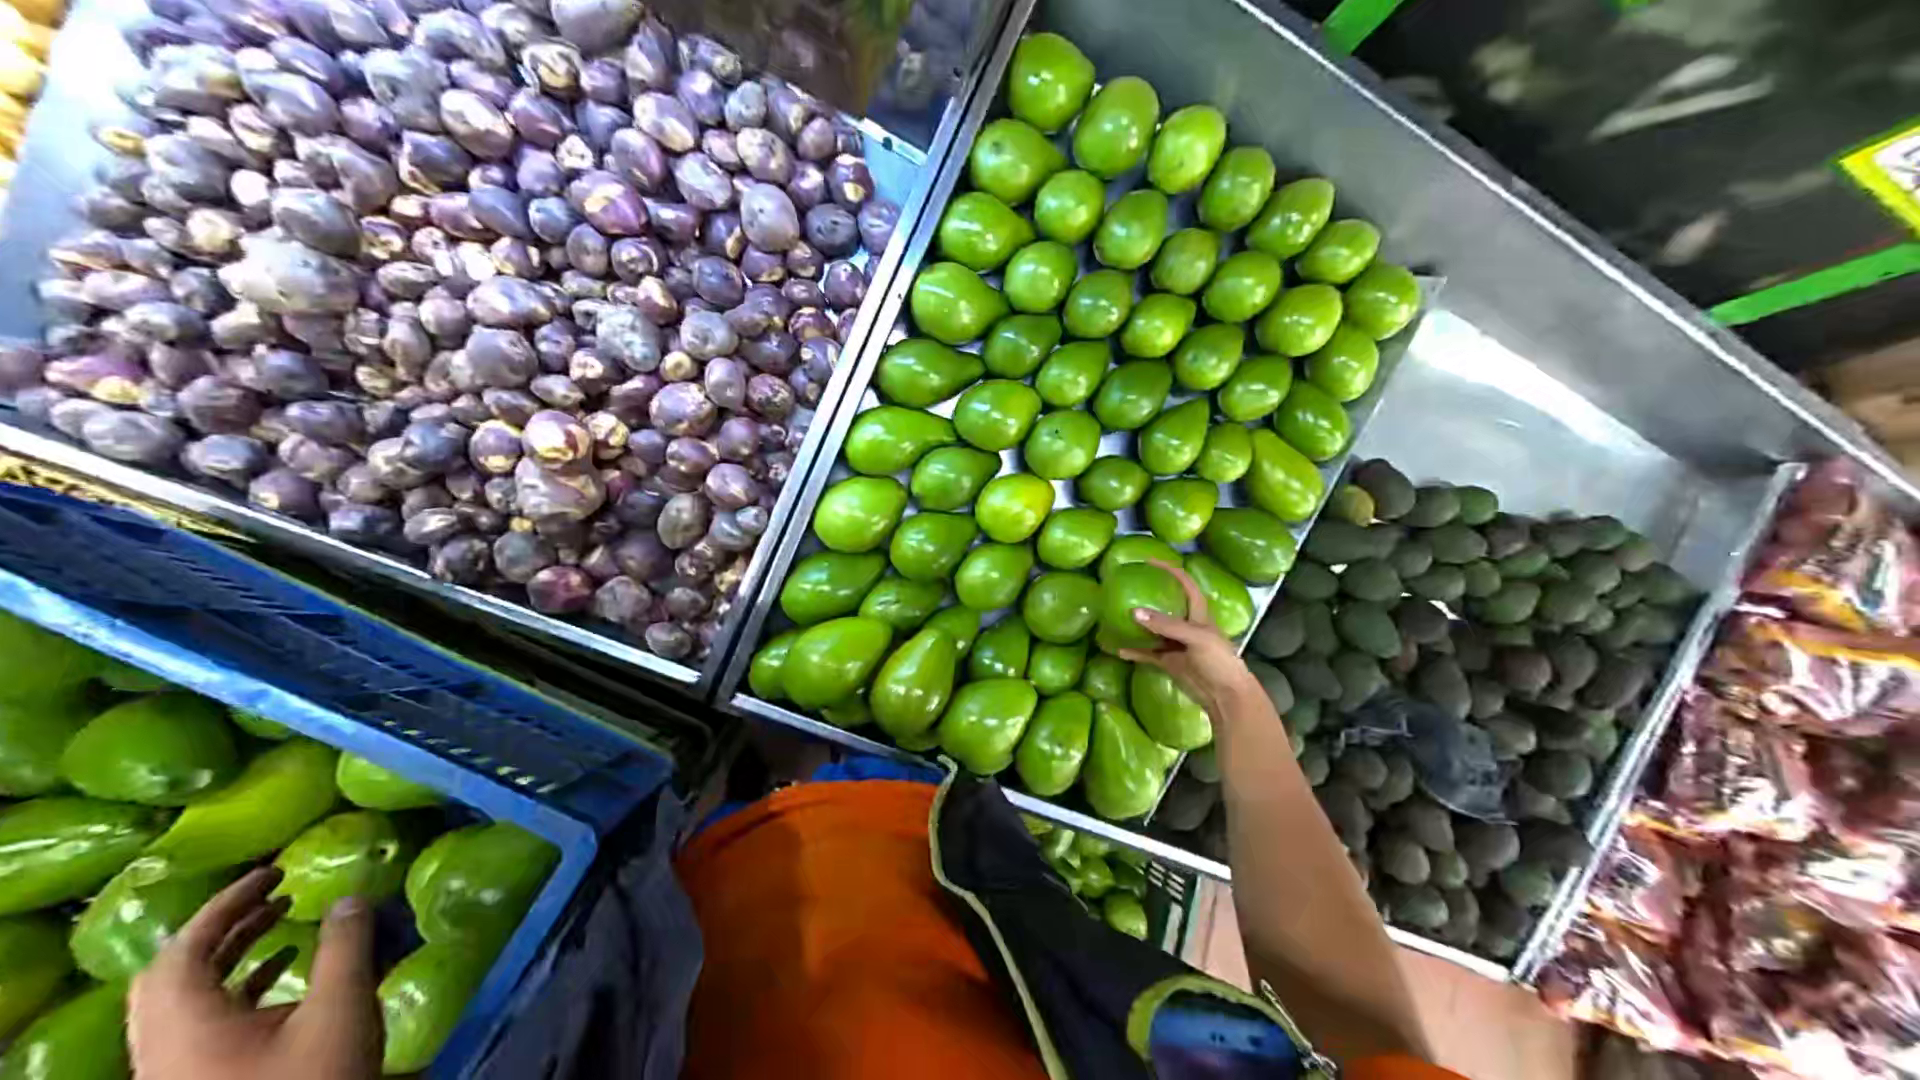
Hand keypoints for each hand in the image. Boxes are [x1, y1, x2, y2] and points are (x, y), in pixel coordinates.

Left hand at [130, 866, 380, 1079]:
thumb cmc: (314, 1078)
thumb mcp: (340, 1008)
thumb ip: (345, 947)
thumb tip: (350, 898)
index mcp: (185, 1028)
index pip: (183, 950)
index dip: (225, 904)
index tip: (273, 871)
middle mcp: (163, 1048)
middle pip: (170, 975)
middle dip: (223, 924)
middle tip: (273, 891)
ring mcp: (175, 1070)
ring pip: (183, 998)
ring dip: (230, 951)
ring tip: (281, 916)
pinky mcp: (197, 1079)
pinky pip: (200, 1019)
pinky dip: (236, 981)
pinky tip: (283, 966)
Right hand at [1117, 559, 1263, 723]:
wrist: (1225, 695)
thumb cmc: (1219, 661)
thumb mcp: (1196, 638)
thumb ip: (1166, 625)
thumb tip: (1135, 612)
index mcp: (1198, 614)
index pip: (1185, 584)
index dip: (1171, 570)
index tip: (1150, 561)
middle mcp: (1186, 626)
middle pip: (1165, 605)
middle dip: (1149, 595)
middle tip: (1128, 585)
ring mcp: (1176, 644)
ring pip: (1152, 631)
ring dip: (1136, 626)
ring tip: (1116, 616)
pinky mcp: (1169, 662)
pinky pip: (1147, 654)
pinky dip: (1134, 651)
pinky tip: (1118, 649)